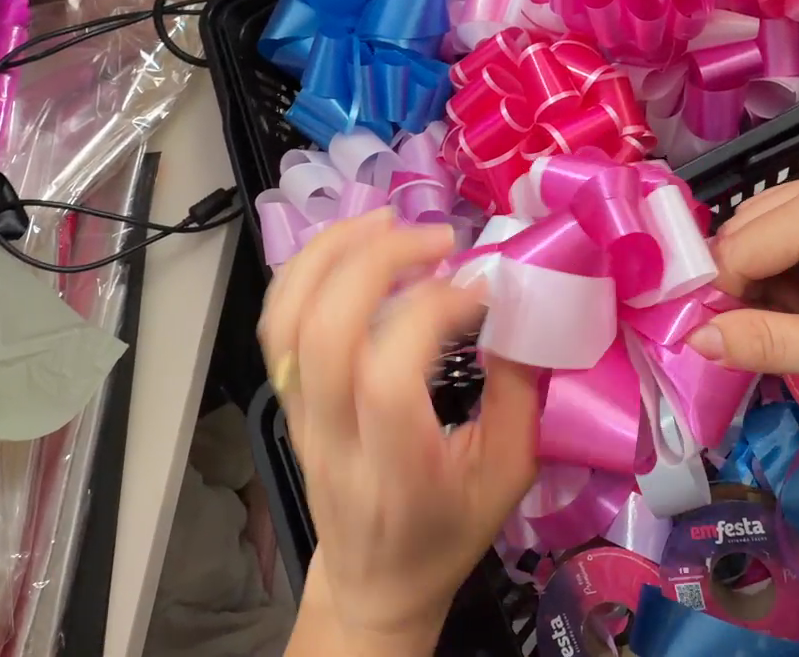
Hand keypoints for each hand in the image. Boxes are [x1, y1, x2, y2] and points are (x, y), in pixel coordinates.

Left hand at [258, 210, 538, 653]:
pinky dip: (310, 266)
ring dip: (333, 251)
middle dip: (378, 261)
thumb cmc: (448, 531)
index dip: (432, 313)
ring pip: (286, 316)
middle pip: (324, 331)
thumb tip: (518, 306)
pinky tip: (353, 243)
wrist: (374, 579)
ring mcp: (298, 412)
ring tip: (387, 220)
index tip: (480, 290)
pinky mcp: (287, 395)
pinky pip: (278, 319)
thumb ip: (519, 392)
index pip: (387, 376)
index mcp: (393, 469)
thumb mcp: (508, 475)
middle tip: (438, 240)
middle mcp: (332, 436)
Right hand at [687, 155, 798, 398]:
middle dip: (750, 287)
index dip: (729, 300)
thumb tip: (695, 338)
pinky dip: (797, 267)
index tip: (745, 348)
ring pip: (769, 228)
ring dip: (772, 280)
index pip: (738, 248)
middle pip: (748, 230)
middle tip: (784, 340)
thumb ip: (773, 342)